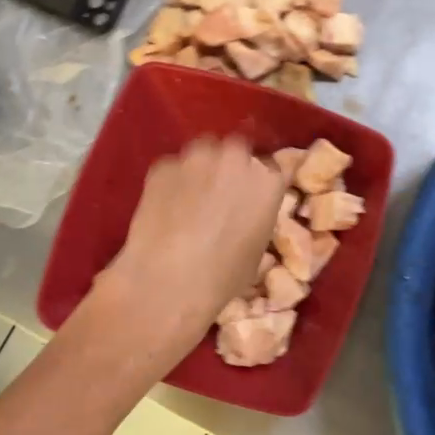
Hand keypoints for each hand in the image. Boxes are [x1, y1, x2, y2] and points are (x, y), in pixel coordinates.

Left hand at [100, 135, 282, 350]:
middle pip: (237, 153)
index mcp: (268, 179)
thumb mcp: (257, 251)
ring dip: (201, 172)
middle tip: (219, 199)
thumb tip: (245, 216)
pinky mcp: (162, 165)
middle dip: (230, 170)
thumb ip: (257, 219)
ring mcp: (196, 157)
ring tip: (190, 203)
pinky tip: (166, 210)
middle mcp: (236, 156)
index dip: (259, 185)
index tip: (250, 199)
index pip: (272, 170)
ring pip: (203, 155)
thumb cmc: (222, 278)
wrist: (167, 282)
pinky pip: (174, 169)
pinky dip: (173, 184)